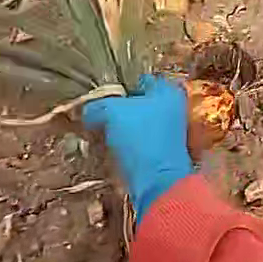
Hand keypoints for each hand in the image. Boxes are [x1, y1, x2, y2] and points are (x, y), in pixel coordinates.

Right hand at [82, 74, 195, 214]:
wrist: (158, 181)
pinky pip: (137, 143)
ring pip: (135, 125)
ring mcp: (170, 133)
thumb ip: (98, 105)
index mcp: (168, 93)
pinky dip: (123, 145)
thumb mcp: (112, 112)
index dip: (118, 87)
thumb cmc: (140, 138)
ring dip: (116, 130)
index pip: (139, 80)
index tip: (99, 96)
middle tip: (93, 116)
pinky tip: (106, 150)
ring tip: (95, 134)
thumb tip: (89, 111)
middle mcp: (173, 110)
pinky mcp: (162, 153)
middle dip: (115, 110)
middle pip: (137, 104)